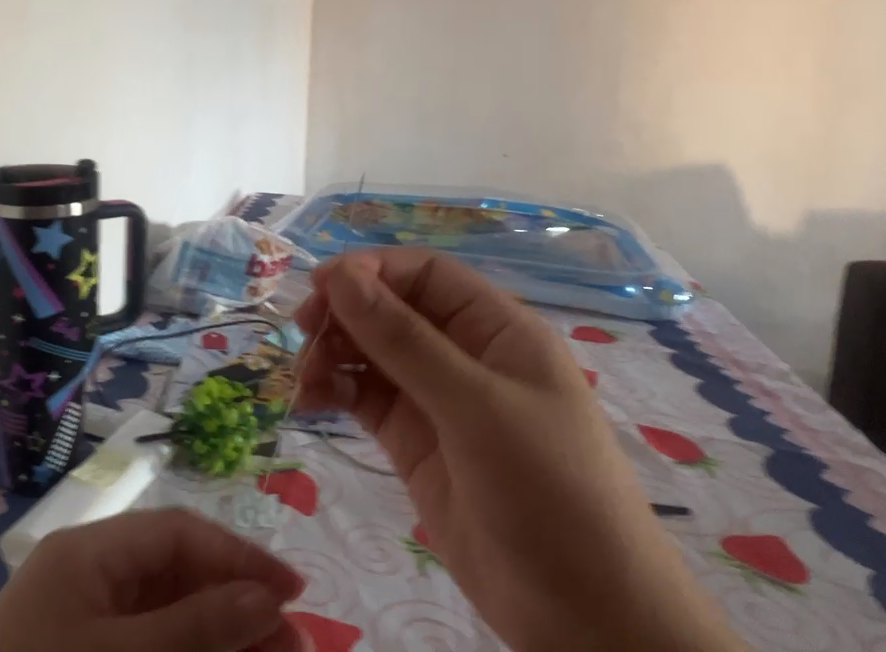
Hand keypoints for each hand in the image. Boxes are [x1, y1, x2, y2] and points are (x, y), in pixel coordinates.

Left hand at [0, 508, 304, 651]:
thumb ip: (196, 627)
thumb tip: (268, 598)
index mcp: (88, 553)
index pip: (177, 534)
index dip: (238, 557)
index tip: (291, 592)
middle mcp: (89, 576)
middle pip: (179, 574)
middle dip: (238, 604)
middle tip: (296, 641)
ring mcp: (86, 619)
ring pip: (172, 613)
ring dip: (223, 635)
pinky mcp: (87, 650)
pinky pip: (154, 641)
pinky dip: (193, 651)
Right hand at [295, 249, 742, 651]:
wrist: (584, 614)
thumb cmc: (548, 490)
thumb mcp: (476, 407)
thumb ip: (404, 341)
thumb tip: (341, 275)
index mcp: (498, 330)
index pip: (426, 275)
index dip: (371, 271)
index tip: (318, 288)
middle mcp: (467, 357)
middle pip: (394, 311)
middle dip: (346, 314)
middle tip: (301, 335)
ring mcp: (439, 403)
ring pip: (374, 355)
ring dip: (334, 354)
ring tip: (302, 377)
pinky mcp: (417, 446)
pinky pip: (368, 401)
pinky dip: (337, 392)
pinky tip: (311, 400)